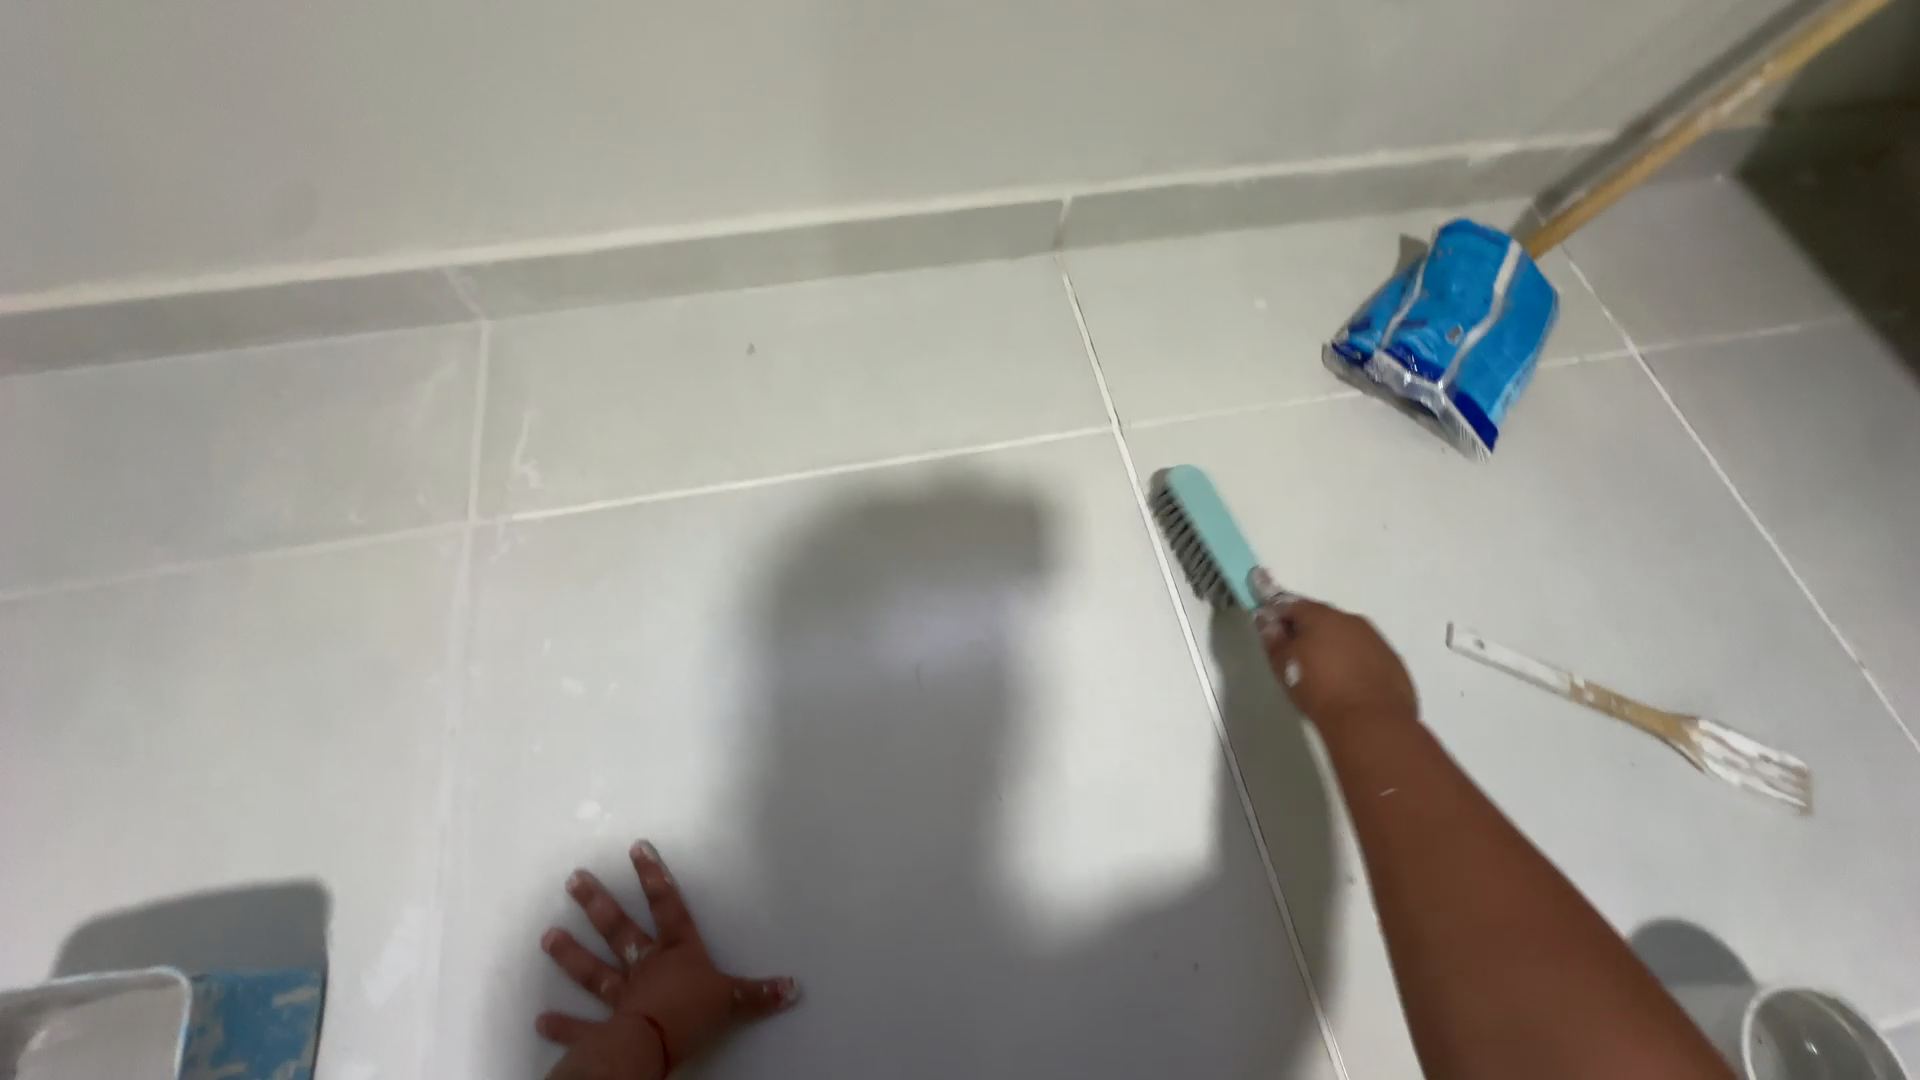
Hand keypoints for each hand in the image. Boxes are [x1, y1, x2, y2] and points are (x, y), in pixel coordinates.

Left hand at [538, 840, 799, 1079]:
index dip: (654, 877)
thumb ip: (757, 993)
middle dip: (598, 904)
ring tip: (548, 935)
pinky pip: (581, 1027)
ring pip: (594, 970)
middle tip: (575, 879)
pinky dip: (563, 1024)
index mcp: (676, 952)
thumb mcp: (731, 1000)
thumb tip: (792, 987)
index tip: (636, 848)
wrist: (651, 1048)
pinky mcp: (602, 1030)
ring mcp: (619, 996)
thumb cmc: (690, 1013)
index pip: (667, 906)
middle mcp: (644, 966)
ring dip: (571, 954)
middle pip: (619, 930)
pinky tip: (541, 1018)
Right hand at [1251, 571, 1417, 732]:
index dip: (1277, 615)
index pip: (1291, 604)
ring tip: (1323, 672)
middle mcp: (1351, 620)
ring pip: (1346, 635)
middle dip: (1307, 630)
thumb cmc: (1318, 689)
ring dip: (1333, 645)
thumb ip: (1272, 637)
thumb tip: (1266, 619)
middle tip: (1296, 654)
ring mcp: (1376, 640)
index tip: (1272, 632)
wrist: (1371, 721)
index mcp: (1321, 615)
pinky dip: (1354, 661)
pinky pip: (1366, 654)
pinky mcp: (1393, 661)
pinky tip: (1348, 683)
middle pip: (1322, 617)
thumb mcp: (1283, 664)